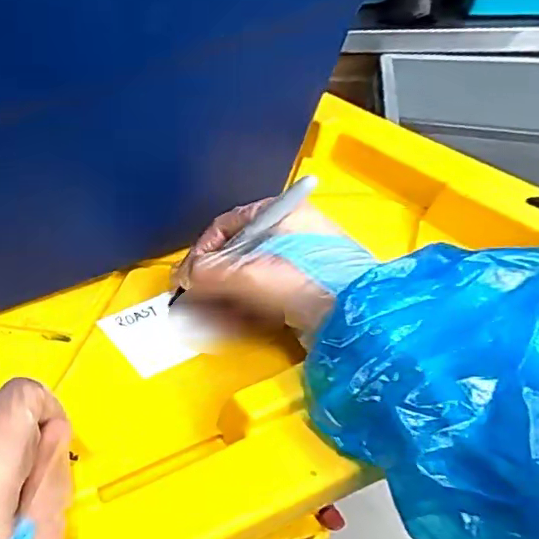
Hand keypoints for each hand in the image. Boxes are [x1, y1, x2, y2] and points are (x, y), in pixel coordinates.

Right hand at [171, 197, 374, 334]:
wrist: (354, 316)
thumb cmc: (311, 281)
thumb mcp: (248, 271)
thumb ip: (208, 271)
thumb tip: (185, 276)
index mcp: (280, 214)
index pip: (226, 225)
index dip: (201, 250)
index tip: (186, 274)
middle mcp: (289, 235)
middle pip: (235, 256)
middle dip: (209, 281)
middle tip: (191, 300)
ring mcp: (298, 266)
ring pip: (247, 280)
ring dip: (221, 300)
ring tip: (203, 318)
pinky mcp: (303, 293)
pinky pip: (263, 299)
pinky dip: (242, 311)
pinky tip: (226, 325)